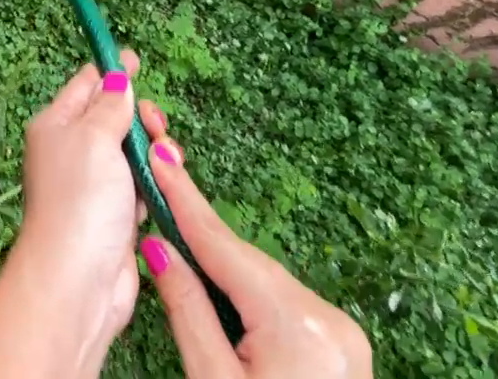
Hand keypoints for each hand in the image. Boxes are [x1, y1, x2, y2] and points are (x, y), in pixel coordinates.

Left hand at [9, 58, 147, 360]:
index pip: (84, 85)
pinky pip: (139, 184)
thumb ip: (109, 105)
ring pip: (130, 151)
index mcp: (55, 123)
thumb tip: (116, 76)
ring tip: (167, 155)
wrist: (78, 275)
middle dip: (139, 114)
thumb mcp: (94, 137)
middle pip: (111, 117)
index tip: (136, 58)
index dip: (111, 71)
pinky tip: (167, 184)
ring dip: (152, 149)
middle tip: (156, 124)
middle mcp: (70, 149)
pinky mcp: (114, 213)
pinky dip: (154, 180)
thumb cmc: (82, 197)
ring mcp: (93, 183)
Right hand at [136, 102, 372, 377]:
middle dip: (196, 226)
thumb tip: (158, 247)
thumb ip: (186, 308)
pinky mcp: (341, 343)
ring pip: (260, 277)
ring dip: (216, 256)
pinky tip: (213, 275)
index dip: (184, 198)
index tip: (158, 154)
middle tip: (156, 177)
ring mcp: (341, 330)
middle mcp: (327, 316)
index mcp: (296, 324)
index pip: (223, 246)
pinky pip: (277, 298)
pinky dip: (241, 285)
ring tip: (173, 225)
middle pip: (243, 259)